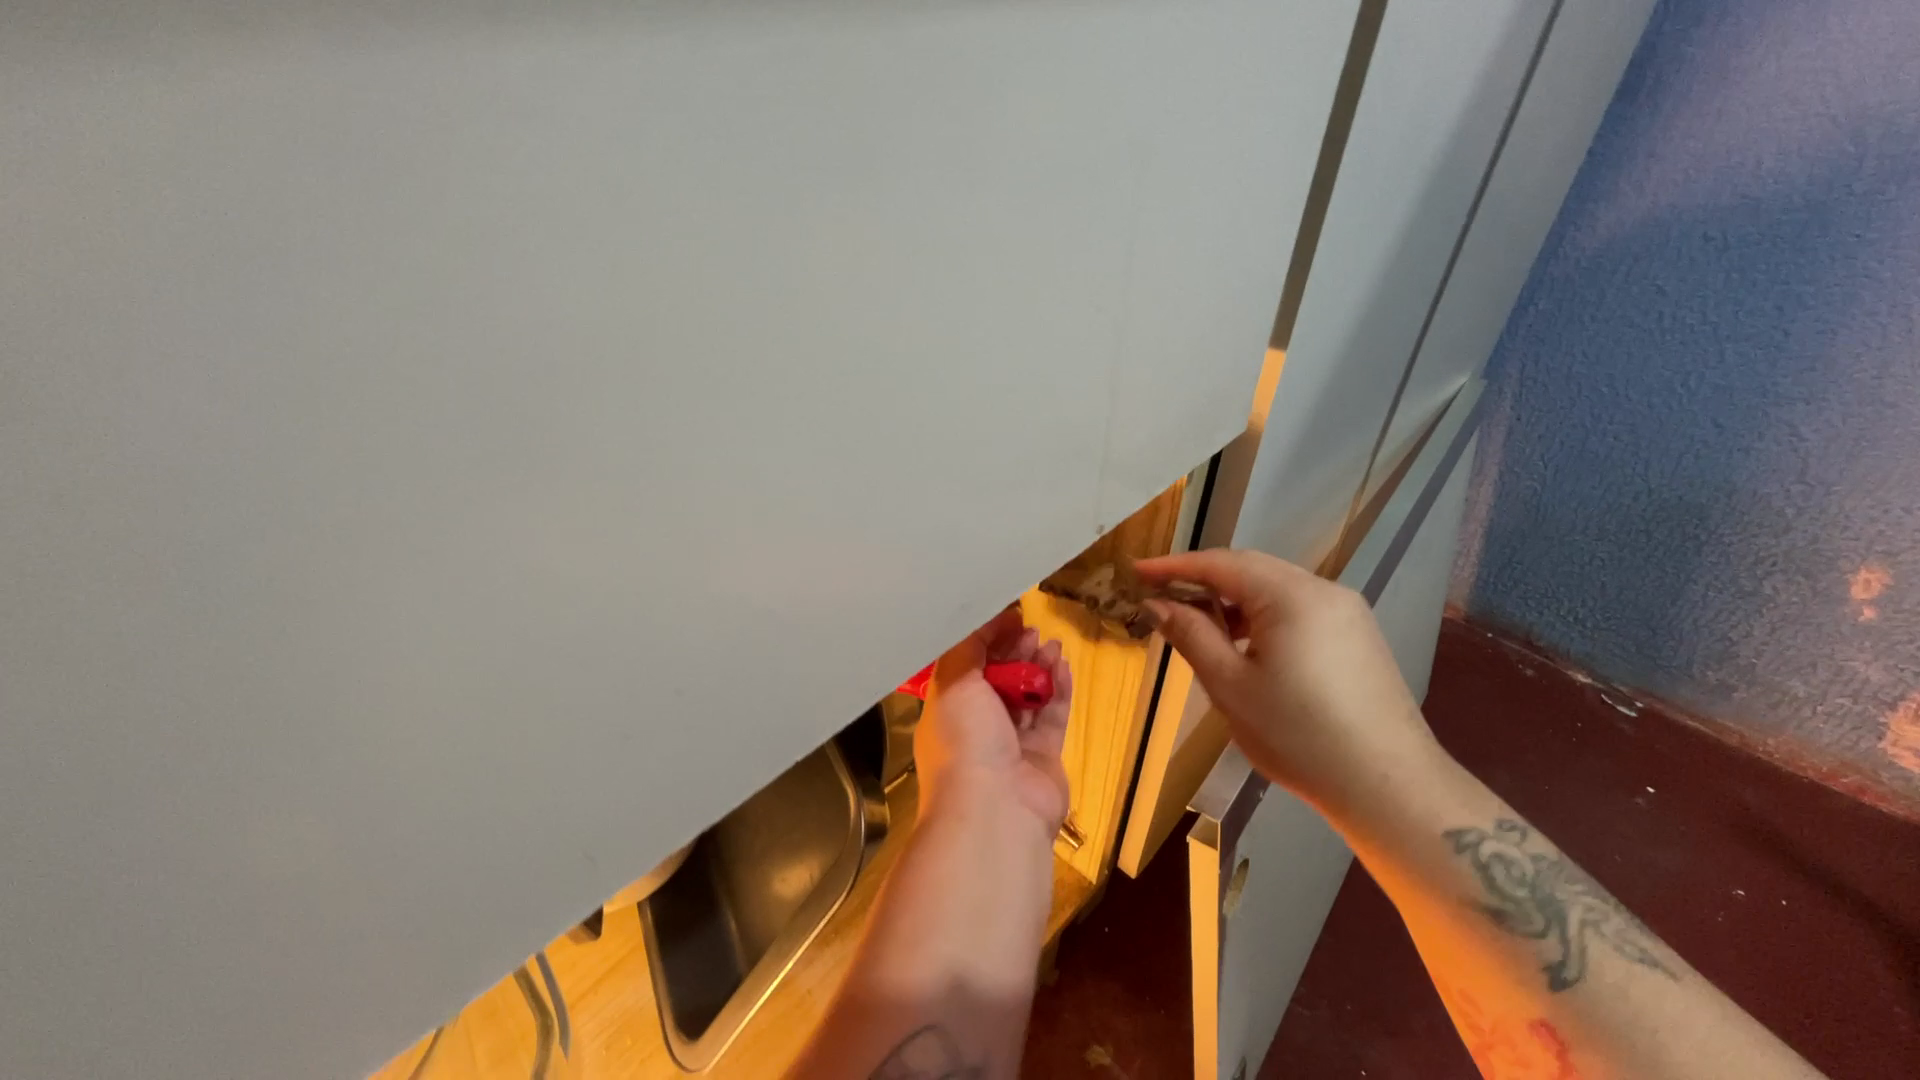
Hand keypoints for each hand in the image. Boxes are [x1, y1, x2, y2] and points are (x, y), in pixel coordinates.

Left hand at [914, 607, 1072, 835]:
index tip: (1007, 618)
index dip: (985, 641)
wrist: (995, 811)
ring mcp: (1012, 744)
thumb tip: (987, 621)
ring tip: (1051, 644)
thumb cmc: (964, 741)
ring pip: (1028, 696)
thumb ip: (967, 648)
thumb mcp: (953, 683)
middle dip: (1014, 652)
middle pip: (999, 680)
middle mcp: (977, 727)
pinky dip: (1058, 689)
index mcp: (947, 711)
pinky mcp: (1044, 756)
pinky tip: (1063, 666)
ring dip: (1038, 668)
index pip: (966, 667)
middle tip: (1032, 631)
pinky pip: (1052, 715)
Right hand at [1135, 549, 1439, 810]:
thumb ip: (1192, 635)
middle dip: (1203, 579)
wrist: (1387, 784)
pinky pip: (1298, 609)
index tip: (1136, 570)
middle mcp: (1323, 590)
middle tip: (1160, 595)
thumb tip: (1157, 604)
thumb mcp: (1231, 686)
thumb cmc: (1298, 735)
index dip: (1174, 566)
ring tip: (1196, 623)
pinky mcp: (1358, 636)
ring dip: (1232, 599)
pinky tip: (1244, 644)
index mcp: (1291, 595)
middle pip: (1251, 569)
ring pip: (1276, 589)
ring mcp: (1347, 612)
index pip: (1221, 563)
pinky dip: (1262, 616)